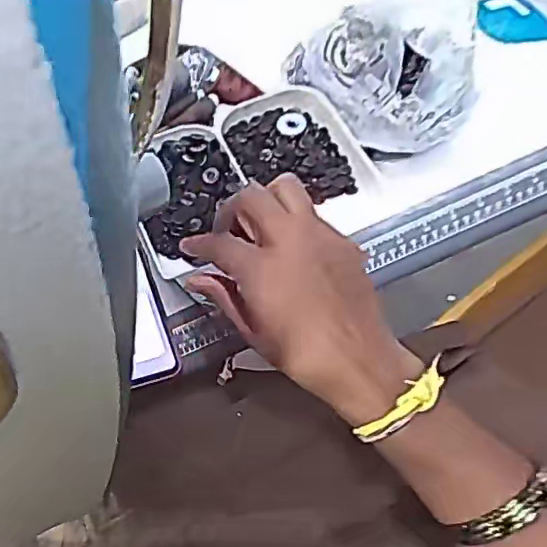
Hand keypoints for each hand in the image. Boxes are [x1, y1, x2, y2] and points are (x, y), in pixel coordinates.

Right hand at [180, 174, 422, 423]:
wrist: (354, 358)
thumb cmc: (306, 353)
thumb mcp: (251, 330)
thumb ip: (223, 296)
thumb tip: (201, 281)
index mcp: (260, 267)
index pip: (218, 241)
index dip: (199, 244)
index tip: (193, 247)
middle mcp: (290, 240)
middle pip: (250, 197)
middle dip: (229, 211)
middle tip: (224, 232)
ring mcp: (318, 235)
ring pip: (285, 188)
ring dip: (264, 200)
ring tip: (256, 226)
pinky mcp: (341, 240)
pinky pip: (311, 212)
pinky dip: (293, 219)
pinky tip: (287, 245)